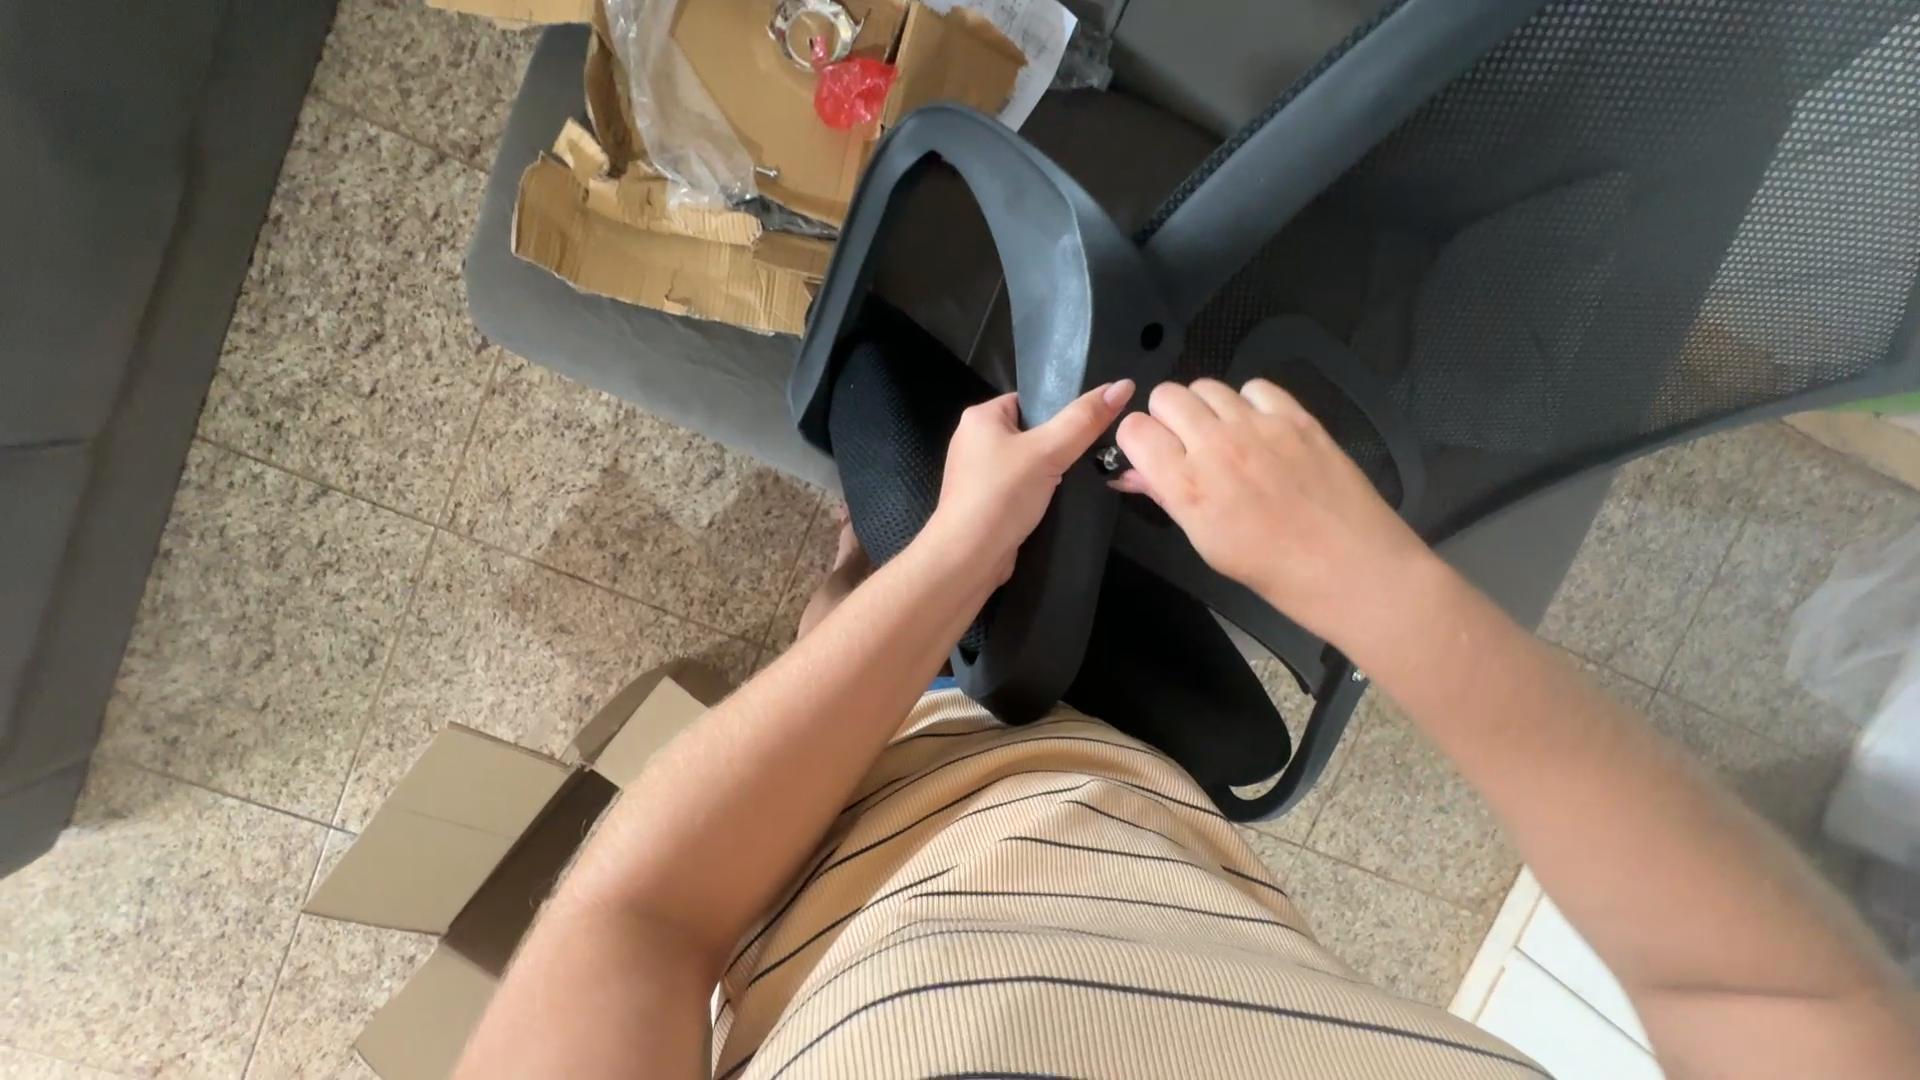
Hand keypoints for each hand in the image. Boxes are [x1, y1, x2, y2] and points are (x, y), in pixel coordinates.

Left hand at [924, 380, 1135, 583]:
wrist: (969, 557)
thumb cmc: (1001, 495)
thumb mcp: (1048, 451)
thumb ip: (1084, 420)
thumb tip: (1122, 385)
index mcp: (980, 417)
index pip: (1029, 401)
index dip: (1059, 412)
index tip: (1087, 427)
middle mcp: (974, 441)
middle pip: (1031, 432)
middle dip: (1057, 445)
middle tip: (1086, 456)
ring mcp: (977, 475)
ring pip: (1028, 463)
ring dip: (1050, 473)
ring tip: (1075, 480)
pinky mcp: (986, 503)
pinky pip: (1020, 488)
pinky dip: (1038, 494)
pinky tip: (1056, 503)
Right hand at [1112, 378, 1438, 649]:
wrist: (1347, 566)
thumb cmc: (1270, 567)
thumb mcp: (1204, 540)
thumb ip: (1164, 496)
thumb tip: (1129, 475)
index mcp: (1187, 484)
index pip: (1134, 429)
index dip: (1136, 439)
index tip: (1148, 453)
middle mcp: (1217, 445)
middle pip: (1166, 396)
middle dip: (1165, 417)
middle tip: (1183, 444)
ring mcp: (1258, 426)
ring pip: (1206, 386)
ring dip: (1203, 407)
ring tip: (1221, 436)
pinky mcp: (1296, 417)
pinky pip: (1254, 386)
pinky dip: (1247, 402)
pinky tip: (1258, 429)